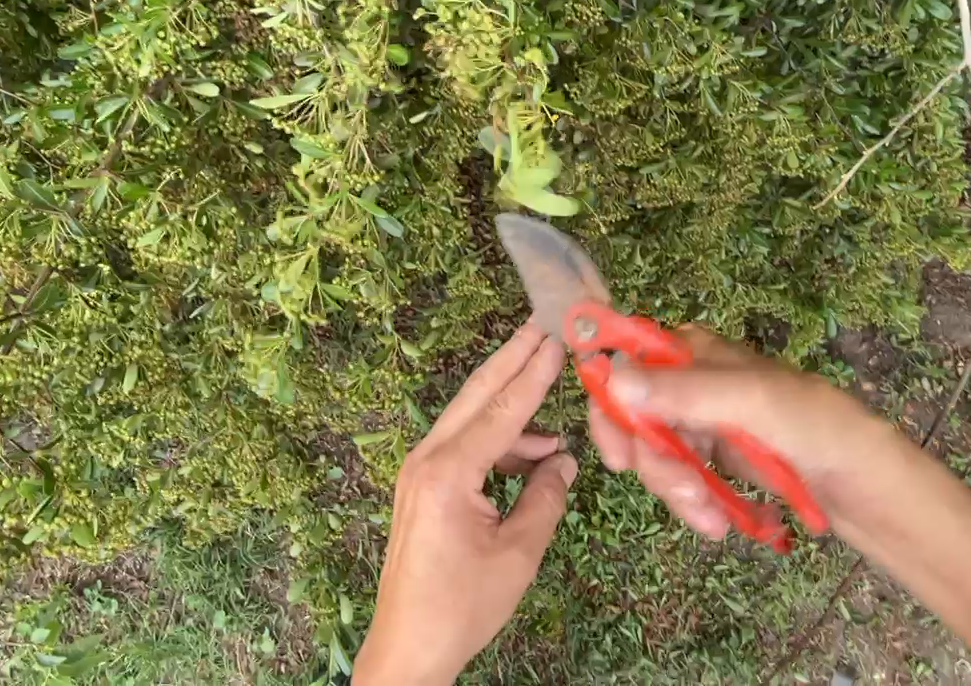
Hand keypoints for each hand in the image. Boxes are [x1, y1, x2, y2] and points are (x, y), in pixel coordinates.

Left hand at [353, 327, 577, 685]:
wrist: (406, 645)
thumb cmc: (462, 605)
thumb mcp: (518, 555)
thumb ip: (544, 498)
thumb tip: (564, 458)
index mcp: (448, 471)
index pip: (501, 410)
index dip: (532, 373)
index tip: (554, 338)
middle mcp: (427, 457)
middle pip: (476, 394)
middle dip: (512, 358)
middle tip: (540, 325)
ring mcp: (420, 467)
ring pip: (471, 417)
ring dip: (511, 408)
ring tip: (553, 405)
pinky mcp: (423, 481)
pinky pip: (465, 444)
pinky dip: (498, 442)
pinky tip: (532, 454)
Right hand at [589, 326, 877, 539]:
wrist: (874, 489)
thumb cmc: (818, 429)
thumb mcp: (752, 404)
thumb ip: (683, 391)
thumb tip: (613, 378)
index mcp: (692, 350)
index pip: (625, 363)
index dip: (610, 405)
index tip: (619, 454)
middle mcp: (690, 381)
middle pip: (632, 417)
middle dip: (652, 462)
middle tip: (684, 492)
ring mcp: (702, 421)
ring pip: (653, 453)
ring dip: (676, 490)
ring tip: (713, 518)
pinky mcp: (715, 458)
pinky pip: (680, 478)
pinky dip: (692, 502)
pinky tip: (719, 521)